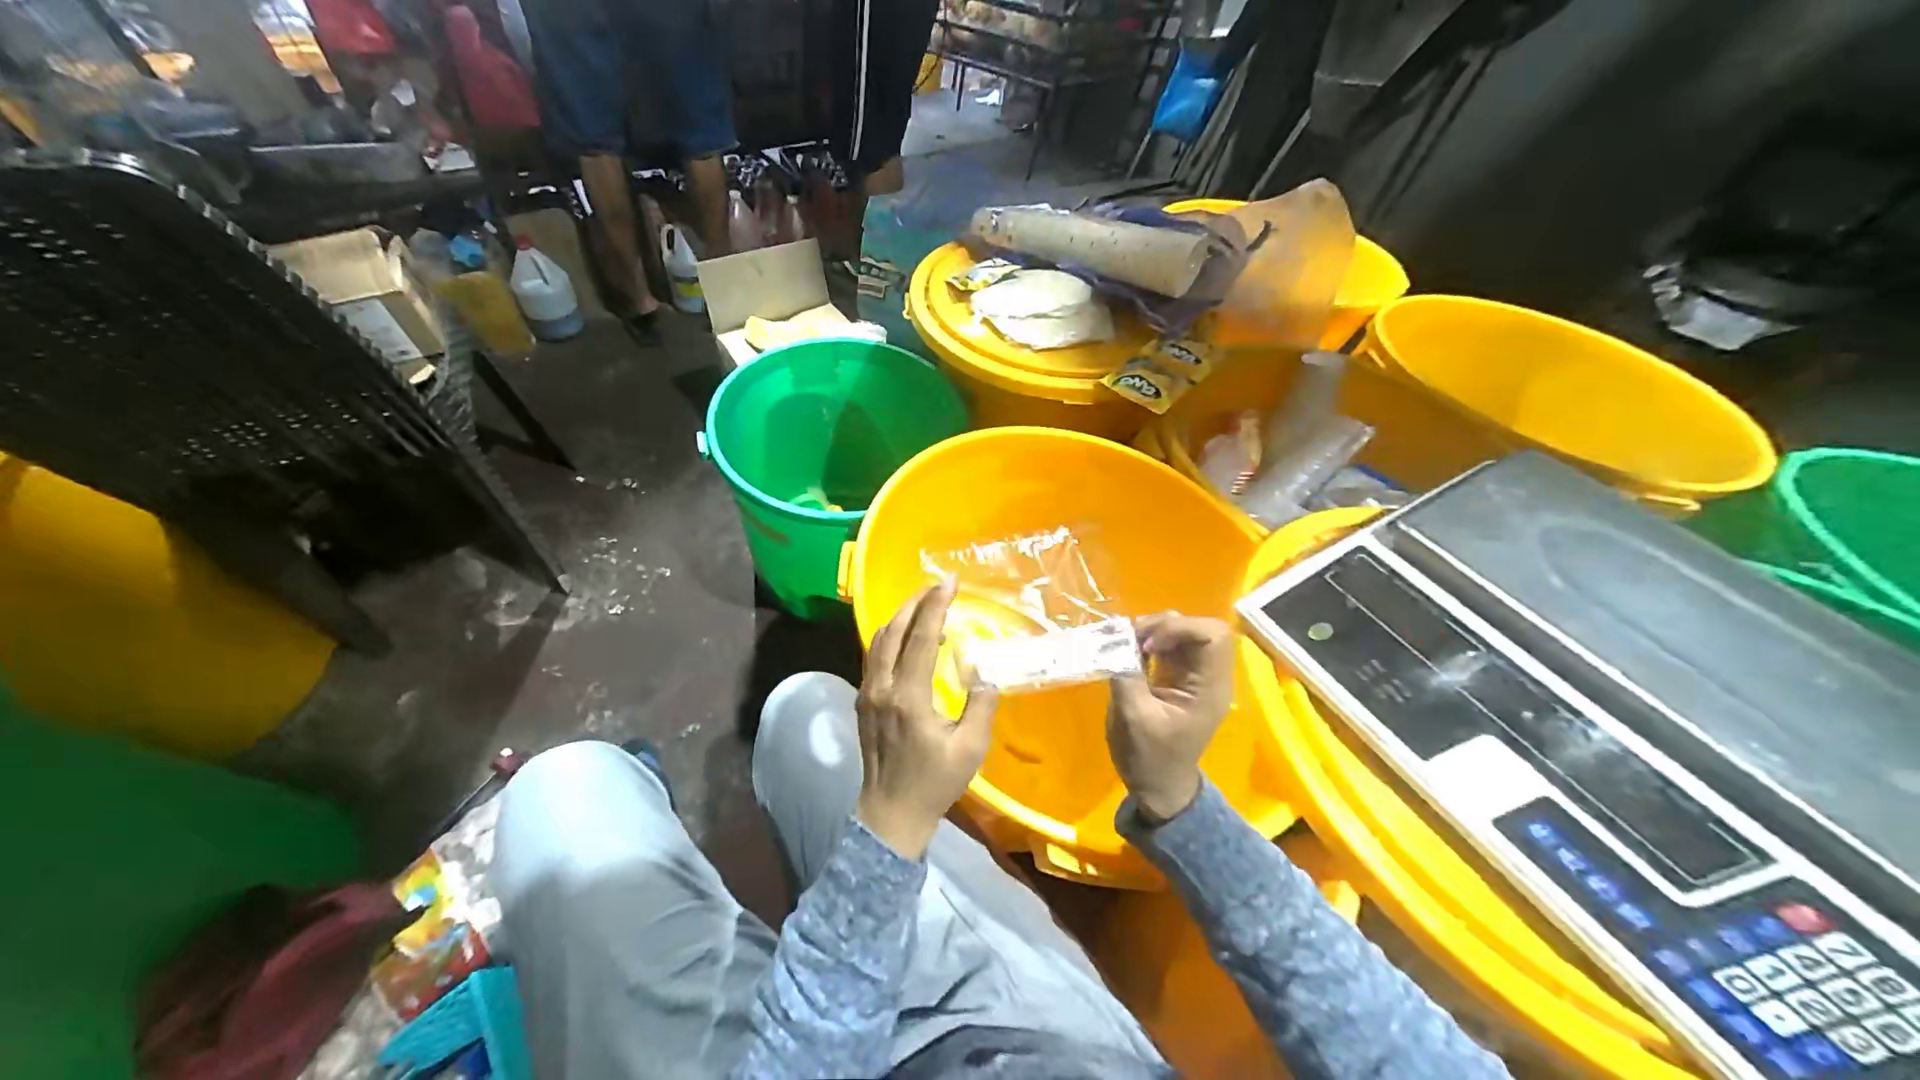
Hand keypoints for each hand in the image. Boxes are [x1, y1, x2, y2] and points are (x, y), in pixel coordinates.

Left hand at [855, 580, 1000, 858]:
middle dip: (915, 602)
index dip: (936, 606)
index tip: (949, 582)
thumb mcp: (970, 749)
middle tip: (937, 586)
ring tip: (925, 606)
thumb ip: (980, 706)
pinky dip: (891, 638)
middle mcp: (881, 688)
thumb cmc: (934, 783)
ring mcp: (867, 694)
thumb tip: (984, 672)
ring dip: (900, 617)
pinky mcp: (863, 701)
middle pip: (893, 630)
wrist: (890, 814)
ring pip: (878, 641)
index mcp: (908, 697)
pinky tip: (909, 639)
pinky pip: (874, 657)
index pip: (921, 638)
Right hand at [1107, 613, 1234, 822]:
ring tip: (1127, 644)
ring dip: (1155, 631)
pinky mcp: (1179, 677)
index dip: (1180, 628)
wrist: (1157, 787)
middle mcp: (1209, 677)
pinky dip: (1149, 641)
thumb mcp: (1132, 718)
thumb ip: (1127, 675)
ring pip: (1184, 633)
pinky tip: (1129, 651)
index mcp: (1210, 689)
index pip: (1212, 636)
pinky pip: (1170, 646)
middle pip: (1200, 629)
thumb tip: (1116, 642)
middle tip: (1132, 639)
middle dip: (1165, 625)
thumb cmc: (1149, 758)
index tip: (1148, 644)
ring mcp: (1195, 676)